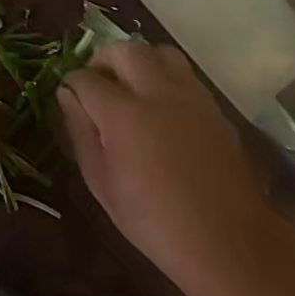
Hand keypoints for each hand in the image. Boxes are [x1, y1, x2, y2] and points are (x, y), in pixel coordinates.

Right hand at [58, 42, 273, 271]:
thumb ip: (80, 131)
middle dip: (103, 59)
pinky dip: (165, 78)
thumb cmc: (153, 221)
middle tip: (97, 82)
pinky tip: (161, 108)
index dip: (71, 83)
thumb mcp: (100, 182)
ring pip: (160, 52)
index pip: (86, 78)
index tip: (67, 95)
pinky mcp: (215, 110)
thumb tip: (66, 96)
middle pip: (125, 50)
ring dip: (139, 61)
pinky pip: (185, 76)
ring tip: (131, 87)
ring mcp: (191, 98)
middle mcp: (157, 93)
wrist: (228, 245)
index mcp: (123, 113)